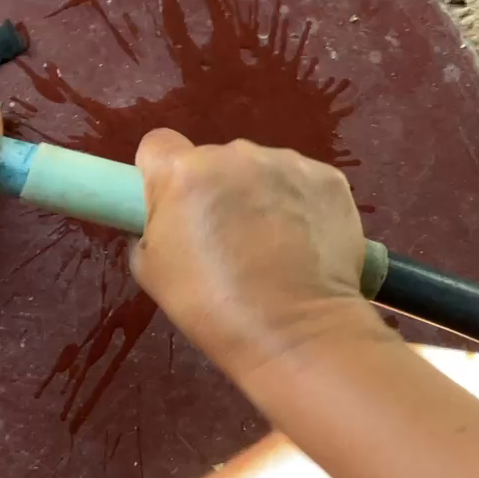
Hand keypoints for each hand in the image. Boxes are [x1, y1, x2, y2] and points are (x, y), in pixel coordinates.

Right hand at [130, 129, 370, 378]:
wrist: (294, 333)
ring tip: (270, 243)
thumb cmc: (208, 304)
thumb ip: (153, 224)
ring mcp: (286, 162)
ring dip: (258, 194)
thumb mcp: (149, 268)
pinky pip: (300, 182)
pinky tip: (302, 240)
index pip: (158, 144)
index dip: (159, 172)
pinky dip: (298, 203)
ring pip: (259, 169)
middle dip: (214, 188)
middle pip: (212, 159)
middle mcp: (233, 153)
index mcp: (182, 171)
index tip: (171, 202)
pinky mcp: (328, 178)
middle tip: (224, 236)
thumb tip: (171, 216)